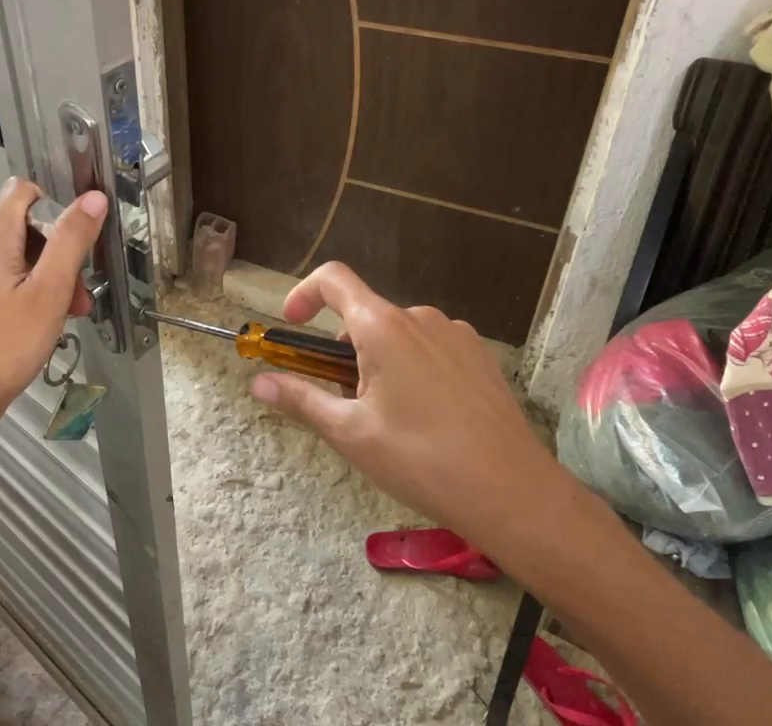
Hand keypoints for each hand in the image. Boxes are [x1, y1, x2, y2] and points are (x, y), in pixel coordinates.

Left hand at [0, 178, 107, 437]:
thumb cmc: (5, 344)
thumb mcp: (49, 291)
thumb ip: (71, 241)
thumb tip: (93, 197)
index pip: (19, 192)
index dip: (51, 198)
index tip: (76, 230)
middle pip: (24, 233)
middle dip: (59, 254)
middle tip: (80, 293)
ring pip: (17, 267)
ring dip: (48, 283)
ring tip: (67, 318)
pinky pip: (3, 291)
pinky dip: (28, 301)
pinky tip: (39, 333)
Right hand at [248, 262, 569, 550]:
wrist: (512, 492)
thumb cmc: (421, 460)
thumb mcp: (350, 433)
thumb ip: (300, 399)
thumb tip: (258, 382)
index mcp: (384, 327)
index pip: (333, 279)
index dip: (303, 294)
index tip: (292, 327)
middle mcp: (421, 318)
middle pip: (365, 317)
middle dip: (343, 354)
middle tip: (345, 406)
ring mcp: (456, 335)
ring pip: (397, 336)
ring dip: (378, 364)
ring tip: (388, 422)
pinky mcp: (479, 356)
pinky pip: (429, 349)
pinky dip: (411, 370)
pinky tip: (426, 420)